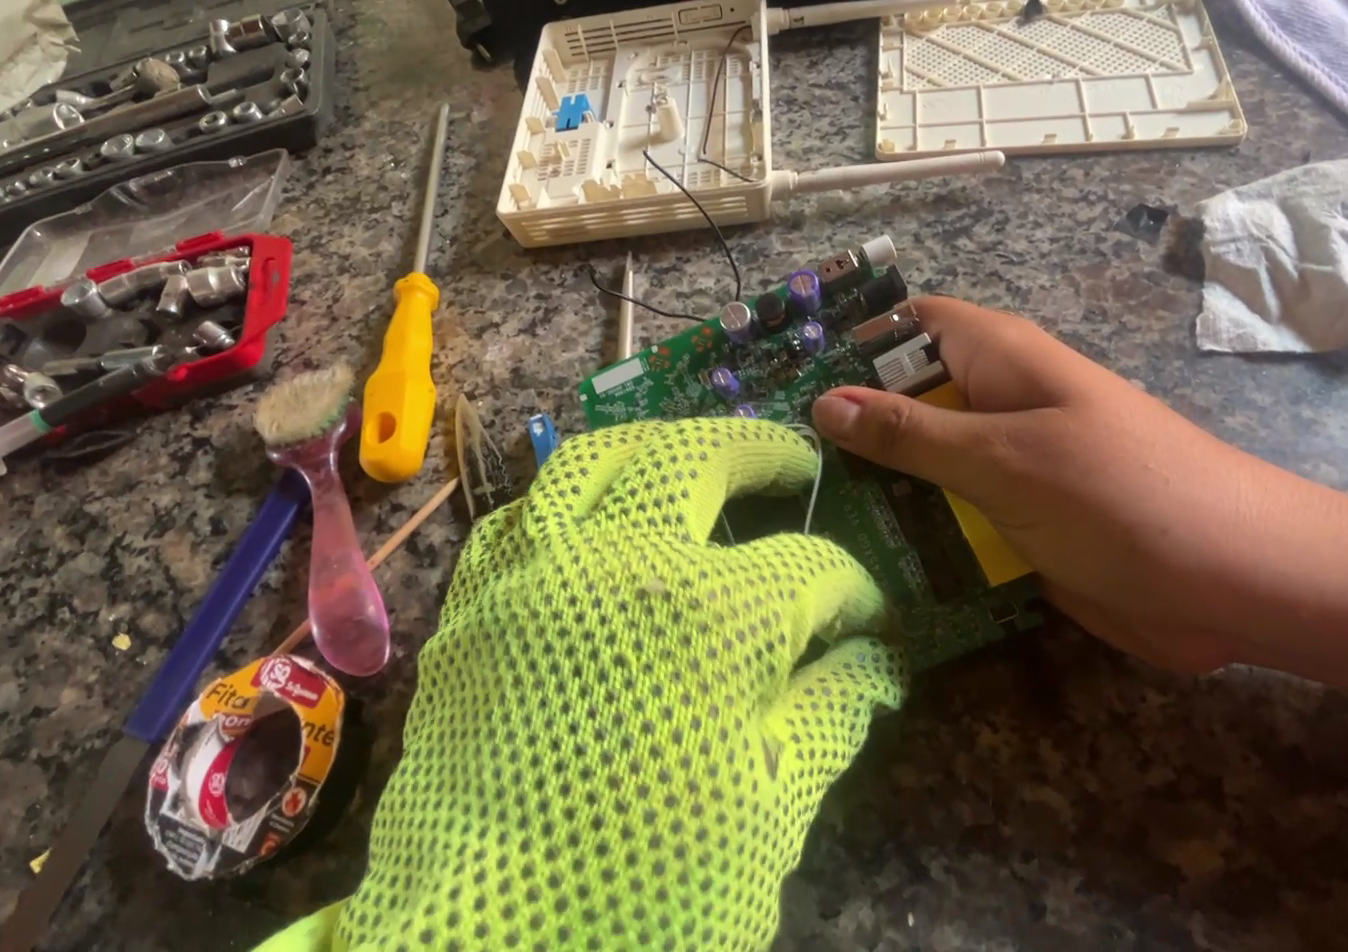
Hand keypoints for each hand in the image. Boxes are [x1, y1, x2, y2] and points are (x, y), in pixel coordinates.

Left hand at [259, 419, 904, 951]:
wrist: (484, 950)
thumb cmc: (647, 891)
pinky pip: (522, 516)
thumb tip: (873, 661)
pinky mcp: (474, 604)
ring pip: (596, 459)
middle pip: (697, 458)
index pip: (811, 568)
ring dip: (658, 446)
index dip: (852, 592)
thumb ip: (830, 713)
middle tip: (792, 462)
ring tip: (694, 457)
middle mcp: (621, 562)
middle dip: (760, 451)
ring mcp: (536, 572)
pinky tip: (595, 516)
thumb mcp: (769, 813)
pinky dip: (567, 500)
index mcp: (714, 614)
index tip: (865, 618)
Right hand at [811, 297, 1335, 673]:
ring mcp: (1002, 467)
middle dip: (845, 426)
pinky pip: (944, 516)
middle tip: (770, 459)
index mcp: (999, 359)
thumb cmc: (1124, 497)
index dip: (849, 340)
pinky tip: (855, 554)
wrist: (1239, 585)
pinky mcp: (1011, 522)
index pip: (908, 324)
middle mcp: (994, 405)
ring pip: (916, 465)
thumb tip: (825, 402)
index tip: (780, 374)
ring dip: (870, 487)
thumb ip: (912, 433)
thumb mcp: (1004, 458)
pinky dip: (907, 530)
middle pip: (901, 400)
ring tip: (794, 510)